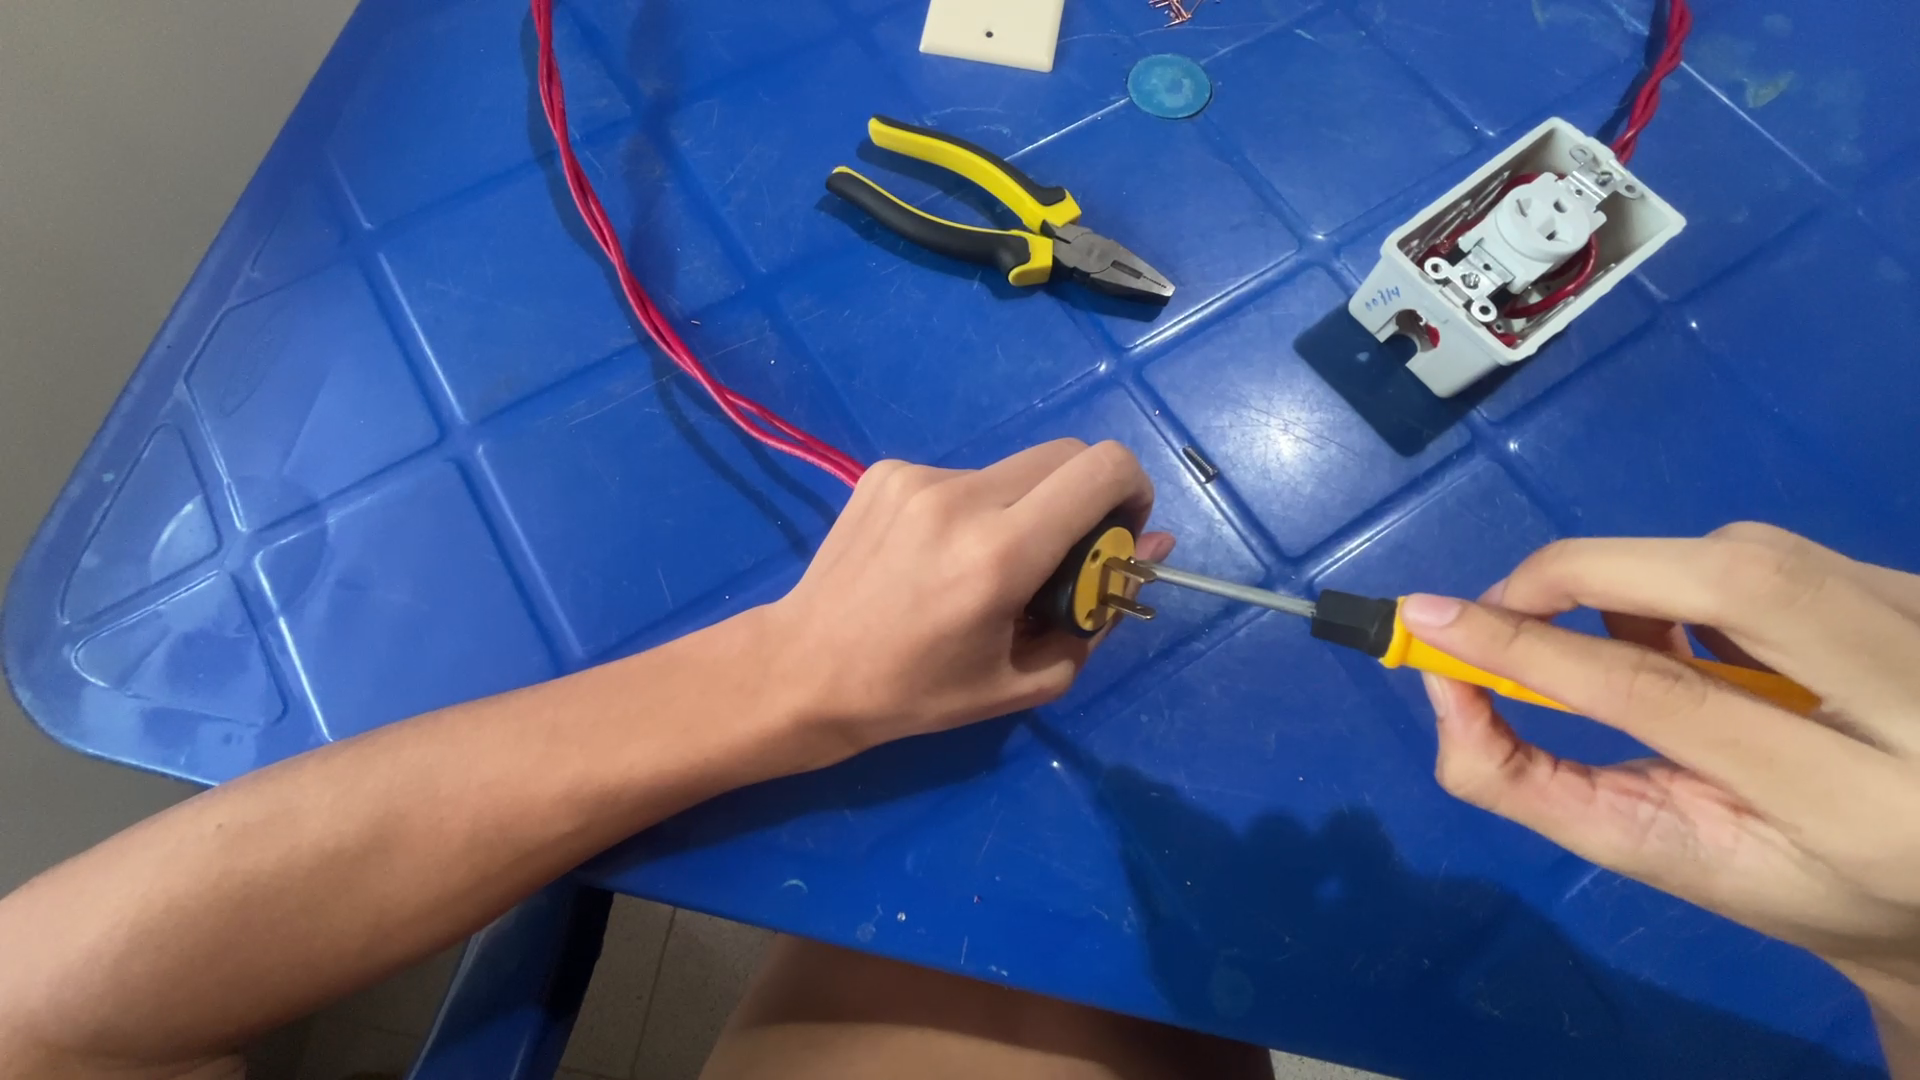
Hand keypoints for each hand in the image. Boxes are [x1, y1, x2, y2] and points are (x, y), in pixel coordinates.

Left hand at [770, 439, 1171, 756]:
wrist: (805, 668)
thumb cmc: (917, 693)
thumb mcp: (1026, 680)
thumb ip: (1099, 612)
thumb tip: (1148, 548)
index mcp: (1000, 553)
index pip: (1104, 468)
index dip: (1133, 491)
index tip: (1121, 532)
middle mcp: (961, 497)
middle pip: (1066, 456)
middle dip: (1085, 499)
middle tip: (1063, 555)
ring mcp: (916, 476)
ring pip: (1013, 469)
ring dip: (1024, 508)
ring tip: (983, 567)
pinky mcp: (885, 471)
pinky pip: (962, 476)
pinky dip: (974, 508)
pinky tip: (937, 555)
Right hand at [1401, 525, 1919, 1022]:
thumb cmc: (1777, 877)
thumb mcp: (1641, 851)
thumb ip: (1520, 779)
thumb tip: (1440, 682)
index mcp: (1860, 813)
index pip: (1657, 695)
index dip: (1525, 646)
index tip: (1426, 618)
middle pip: (1736, 579)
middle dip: (1580, 572)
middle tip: (1507, 604)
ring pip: (1744, 554)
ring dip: (1634, 582)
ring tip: (1619, 641)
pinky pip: (1769, 554)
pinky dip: (1688, 580)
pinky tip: (1697, 635)